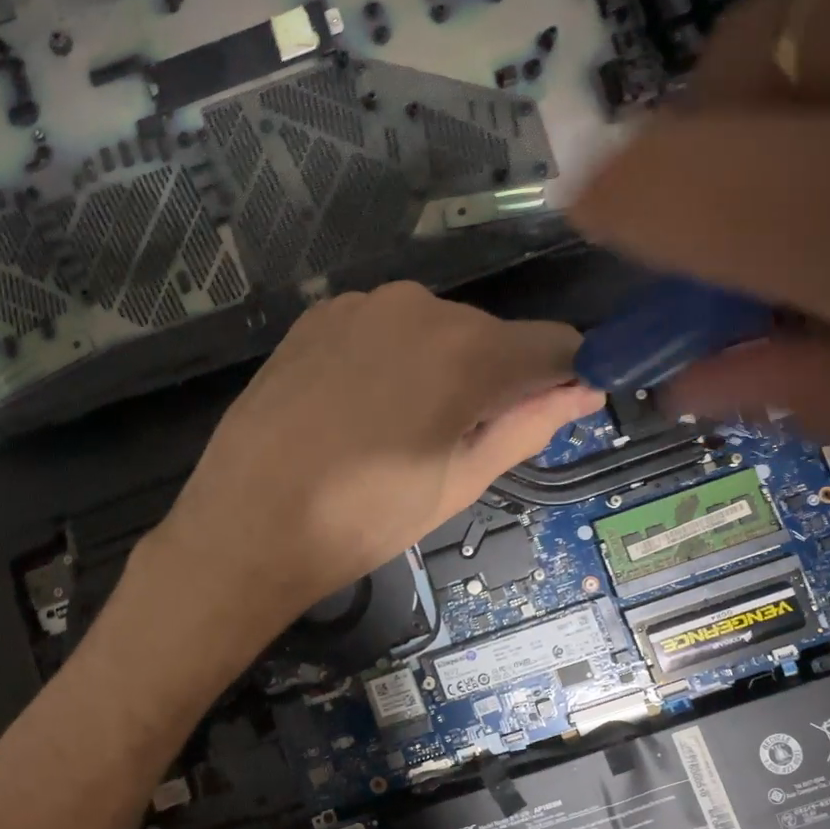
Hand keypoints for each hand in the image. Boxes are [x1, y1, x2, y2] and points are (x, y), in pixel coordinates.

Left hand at [149, 282, 603, 625]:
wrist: (247, 523)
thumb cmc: (361, 519)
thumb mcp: (458, 482)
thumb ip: (527, 426)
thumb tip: (582, 390)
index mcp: (468, 350)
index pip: (554, 344)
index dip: (560, 380)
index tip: (542, 416)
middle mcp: (419, 306)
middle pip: (490, 334)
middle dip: (490, 378)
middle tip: (450, 441)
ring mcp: (359, 305)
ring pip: (431, 327)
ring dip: (434, 366)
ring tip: (392, 428)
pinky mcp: (315, 316)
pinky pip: (379, 328)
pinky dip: (385, 357)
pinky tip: (352, 405)